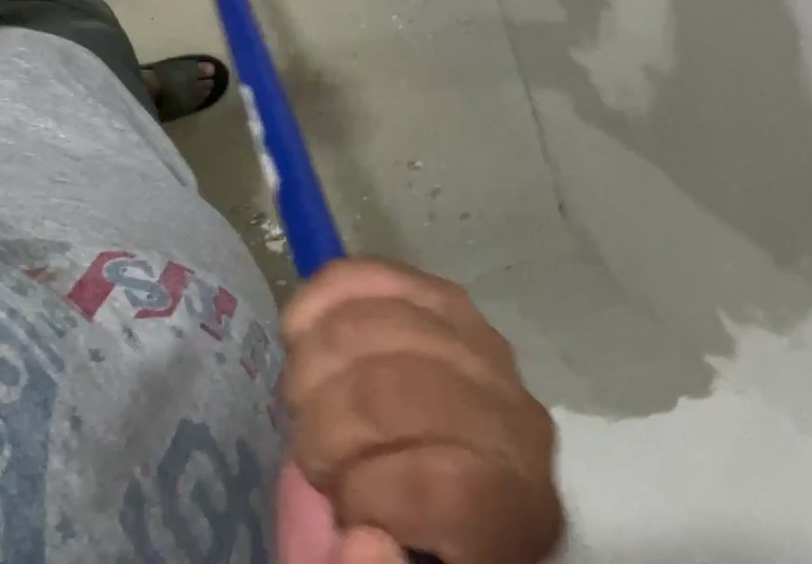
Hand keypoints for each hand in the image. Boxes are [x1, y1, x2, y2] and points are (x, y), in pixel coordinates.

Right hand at [278, 259, 562, 563]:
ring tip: (309, 404)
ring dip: (313, 370)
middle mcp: (509, 417)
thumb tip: (364, 541)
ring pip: (374, 328)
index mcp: (510, 507)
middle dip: (328, 429)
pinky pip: (370, 275)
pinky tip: (301, 331)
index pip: (445, 484)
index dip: (370, 495)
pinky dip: (320, 299)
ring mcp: (478, 345)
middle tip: (318, 459)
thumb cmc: (423, 529)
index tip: (351, 514)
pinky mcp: (441, 297)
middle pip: (394, 393)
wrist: (454, 469)